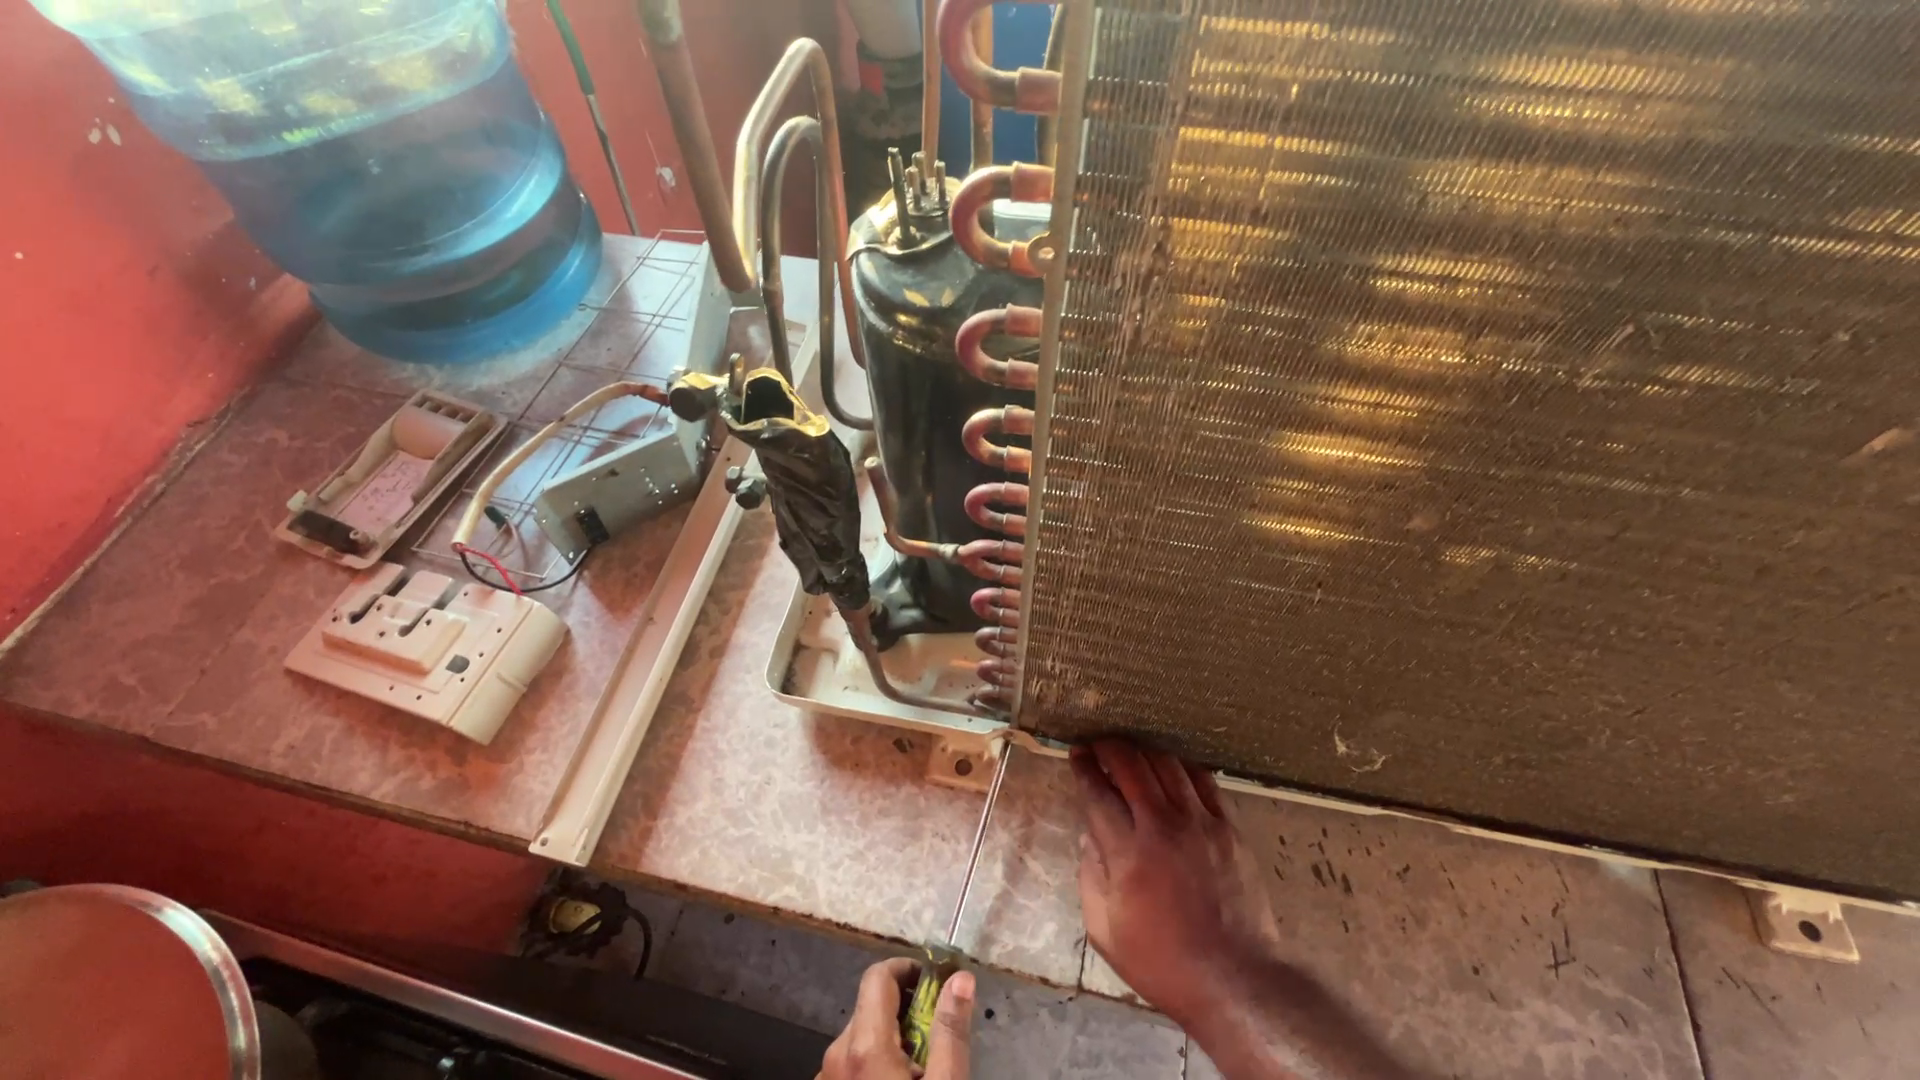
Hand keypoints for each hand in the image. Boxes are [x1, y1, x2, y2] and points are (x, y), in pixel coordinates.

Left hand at [819, 958, 973, 1079]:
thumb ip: (951, 1031)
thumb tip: (961, 977)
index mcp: (863, 1045)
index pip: (877, 976)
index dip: (907, 970)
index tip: (934, 986)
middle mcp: (835, 1054)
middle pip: (871, 1007)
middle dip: (905, 1010)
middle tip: (935, 1035)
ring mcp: (825, 1076)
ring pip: (861, 1036)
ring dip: (890, 1038)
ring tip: (920, 1067)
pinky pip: (850, 1062)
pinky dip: (873, 1062)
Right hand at [1071, 739, 1279, 1027]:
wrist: (1235, 979)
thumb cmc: (1162, 962)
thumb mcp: (1105, 931)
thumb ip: (1090, 875)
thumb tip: (1090, 834)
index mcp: (1128, 852)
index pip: (1097, 792)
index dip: (1083, 767)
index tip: (1076, 753)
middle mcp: (1163, 826)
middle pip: (1131, 765)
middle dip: (1109, 747)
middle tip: (1098, 746)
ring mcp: (1201, 823)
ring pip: (1167, 764)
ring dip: (1143, 752)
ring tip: (1131, 754)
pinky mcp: (1229, 828)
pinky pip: (1203, 780)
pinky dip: (1181, 767)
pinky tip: (1171, 770)